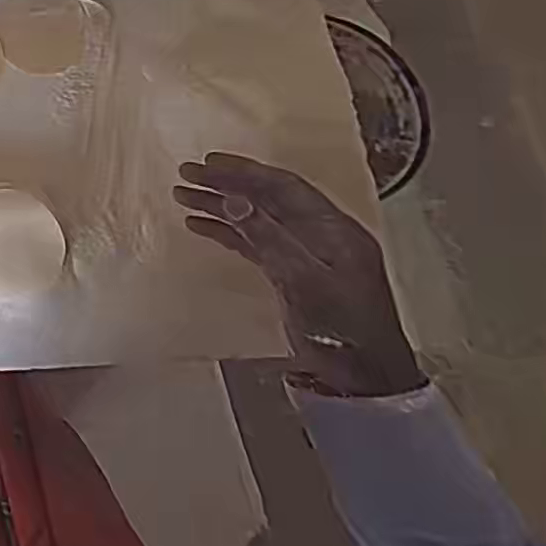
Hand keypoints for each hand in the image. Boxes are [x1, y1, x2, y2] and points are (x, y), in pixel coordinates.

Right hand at [176, 152, 424, 397]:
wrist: (363, 381)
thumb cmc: (344, 330)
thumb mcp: (306, 281)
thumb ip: (270, 238)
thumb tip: (234, 201)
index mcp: (333, 228)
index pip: (283, 186)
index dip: (245, 171)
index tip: (208, 164)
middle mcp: (318, 233)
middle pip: (266, 198)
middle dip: (225, 183)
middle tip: (187, 173)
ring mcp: (302, 252)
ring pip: (255, 218)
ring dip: (219, 205)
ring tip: (182, 195)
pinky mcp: (289, 272)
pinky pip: (252, 241)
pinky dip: (225, 231)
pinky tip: (198, 224)